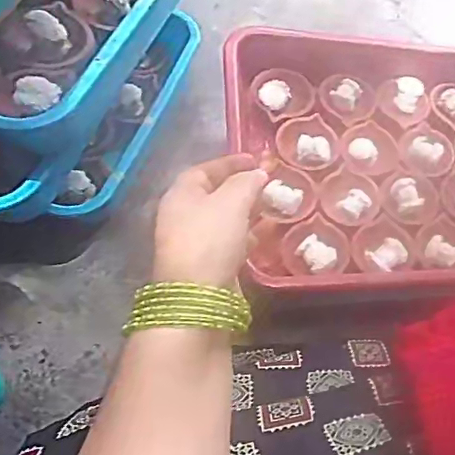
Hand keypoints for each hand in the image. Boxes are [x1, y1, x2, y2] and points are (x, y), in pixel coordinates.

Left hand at [150, 154, 268, 286]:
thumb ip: (247, 182)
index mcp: (181, 194)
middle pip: (215, 194)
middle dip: (242, 187)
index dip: (230, 162)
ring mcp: (196, 241)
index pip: (204, 169)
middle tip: (269, 184)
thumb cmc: (211, 239)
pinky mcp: (209, 263)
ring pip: (225, 219)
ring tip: (273, 206)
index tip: (256, 160)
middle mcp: (183, 215)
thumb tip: (259, 173)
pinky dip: (249, 234)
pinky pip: (232, 240)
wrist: (199, 294)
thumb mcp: (232, 201)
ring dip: (248, 211)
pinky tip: (267, 233)